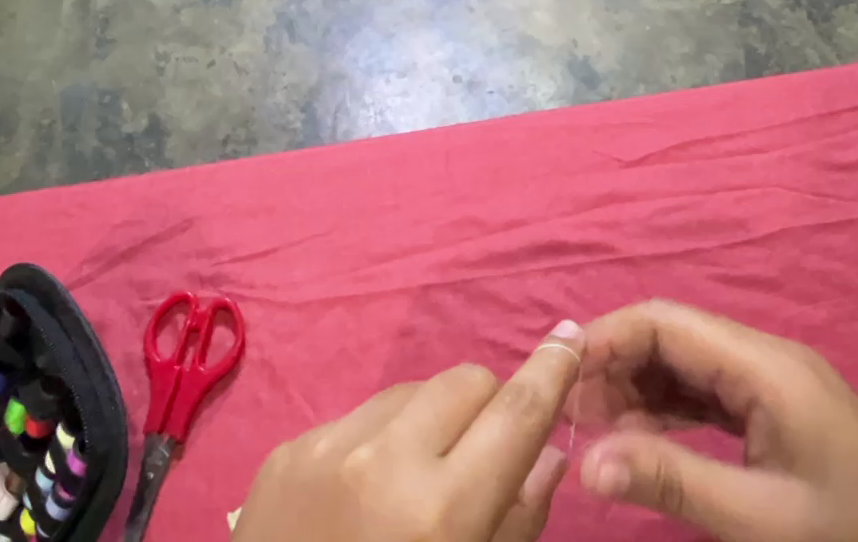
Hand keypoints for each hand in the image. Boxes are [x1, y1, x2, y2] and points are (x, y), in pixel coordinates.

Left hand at [231, 321, 584, 541]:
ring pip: (410, 391)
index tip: (569, 336)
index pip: (513, 415)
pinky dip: (376, 440)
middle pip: (463, 381)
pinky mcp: (289, 447)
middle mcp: (383, 459)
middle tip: (480, 451)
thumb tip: (547, 452)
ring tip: (413, 478)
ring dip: (428, 421)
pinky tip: (361, 491)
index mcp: (439, 511)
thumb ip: (515, 521)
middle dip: (485, 406)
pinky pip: (357, 416)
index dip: (549, 372)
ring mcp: (328, 445)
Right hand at [571, 301, 857, 541]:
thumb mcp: (764, 520)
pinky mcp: (779, 413)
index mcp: (766, 366)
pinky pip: (706, 394)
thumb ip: (671, 481)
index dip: (604, 339)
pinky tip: (642, 441)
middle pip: (671, 337)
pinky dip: (667, 411)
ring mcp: (775, 386)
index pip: (665, 322)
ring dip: (636, 390)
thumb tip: (586, 463)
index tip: (558, 377)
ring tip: (596, 431)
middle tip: (571, 415)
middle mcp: (767, 360)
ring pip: (685, 365)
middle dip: (614, 366)